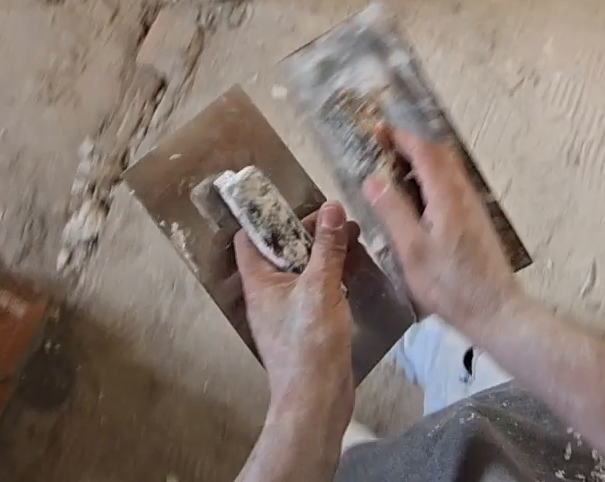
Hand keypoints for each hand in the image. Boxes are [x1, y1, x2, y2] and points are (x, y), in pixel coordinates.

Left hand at [236, 202, 357, 444]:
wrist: (317, 404)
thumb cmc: (308, 346)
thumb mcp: (319, 288)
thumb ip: (327, 247)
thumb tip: (333, 207)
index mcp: (259, 281)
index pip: (248, 238)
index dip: (266, 216)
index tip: (293, 200)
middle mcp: (269, 291)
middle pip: (283, 248)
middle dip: (309, 230)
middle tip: (337, 216)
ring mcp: (289, 307)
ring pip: (303, 266)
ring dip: (325, 249)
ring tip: (353, 234)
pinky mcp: (308, 321)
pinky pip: (317, 285)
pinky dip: (333, 271)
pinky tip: (356, 263)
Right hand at [362, 128, 524, 339]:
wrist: (496, 311)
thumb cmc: (451, 284)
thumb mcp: (412, 250)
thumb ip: (393, 211)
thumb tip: (373, 178)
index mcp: (447, 194)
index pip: (424, 150)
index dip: (401, 137)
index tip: (377, 132)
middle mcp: (463, 192)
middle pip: (438, 153)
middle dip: (411, 144)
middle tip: (383, 149)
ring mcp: (471, 205)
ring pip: (447, 168)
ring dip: (421, 161)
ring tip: (393, 172)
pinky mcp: (474, 219)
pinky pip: (451, 184)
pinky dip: (430, 178)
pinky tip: (416, 201)